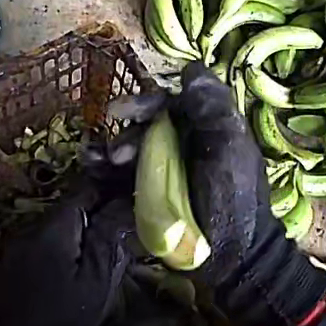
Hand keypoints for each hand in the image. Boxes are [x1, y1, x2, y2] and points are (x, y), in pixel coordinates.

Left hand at [0, 193, 134, 325]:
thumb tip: (126, 201)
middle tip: (127, 230)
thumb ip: (110, 236)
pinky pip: (47, 246)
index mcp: (54, 228)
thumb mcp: (97, 280)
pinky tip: (80, 270)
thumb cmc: (62, 322)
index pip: (86, 190)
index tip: (135, 203)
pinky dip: (67, 250)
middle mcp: (32, 229)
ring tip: (107, 251)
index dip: (112, 192)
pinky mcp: (14, 268)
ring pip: (60, 228)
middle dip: (99, 214)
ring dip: (83, 234)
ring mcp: (18, 249)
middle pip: (72, 208)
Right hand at [110, 63, 325, 325]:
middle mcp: (186, 141)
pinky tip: (91, 168)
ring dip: (114, 148)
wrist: (231, 256)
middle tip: (114, 150)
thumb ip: (212, 107)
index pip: (173, 101)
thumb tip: (189, 68)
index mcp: (208, 126)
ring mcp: (169, 168)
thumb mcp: (229, 149)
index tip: (127, 113)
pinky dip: (107, 168)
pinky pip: (127, 172)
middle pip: (148, 124)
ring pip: (135, 146)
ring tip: (102, 162)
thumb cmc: (233, 200)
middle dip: (128, 131)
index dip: (148, 102)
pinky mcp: (153, 192)